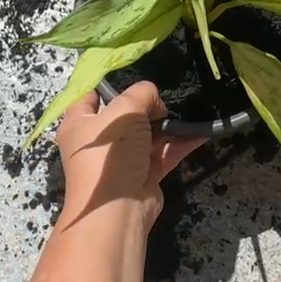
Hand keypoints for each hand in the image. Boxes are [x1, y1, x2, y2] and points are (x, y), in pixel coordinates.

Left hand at [54, 82, 204, 227]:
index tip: (135, 70)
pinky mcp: (142, 176)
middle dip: (146, 104)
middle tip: (167, 92)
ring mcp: (121, 160)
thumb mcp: (125, 109)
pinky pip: (163, 154)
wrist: (117, 210)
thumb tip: (155, 104)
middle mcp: (98, 142)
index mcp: (79, 123)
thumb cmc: (110, 153)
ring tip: (189, 107)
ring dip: (167, 124)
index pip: (90, 95)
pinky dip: (180, 144)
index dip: (109, 82)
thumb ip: (142, 93)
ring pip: (147, 135)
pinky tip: (201, 132)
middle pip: (124, 114)